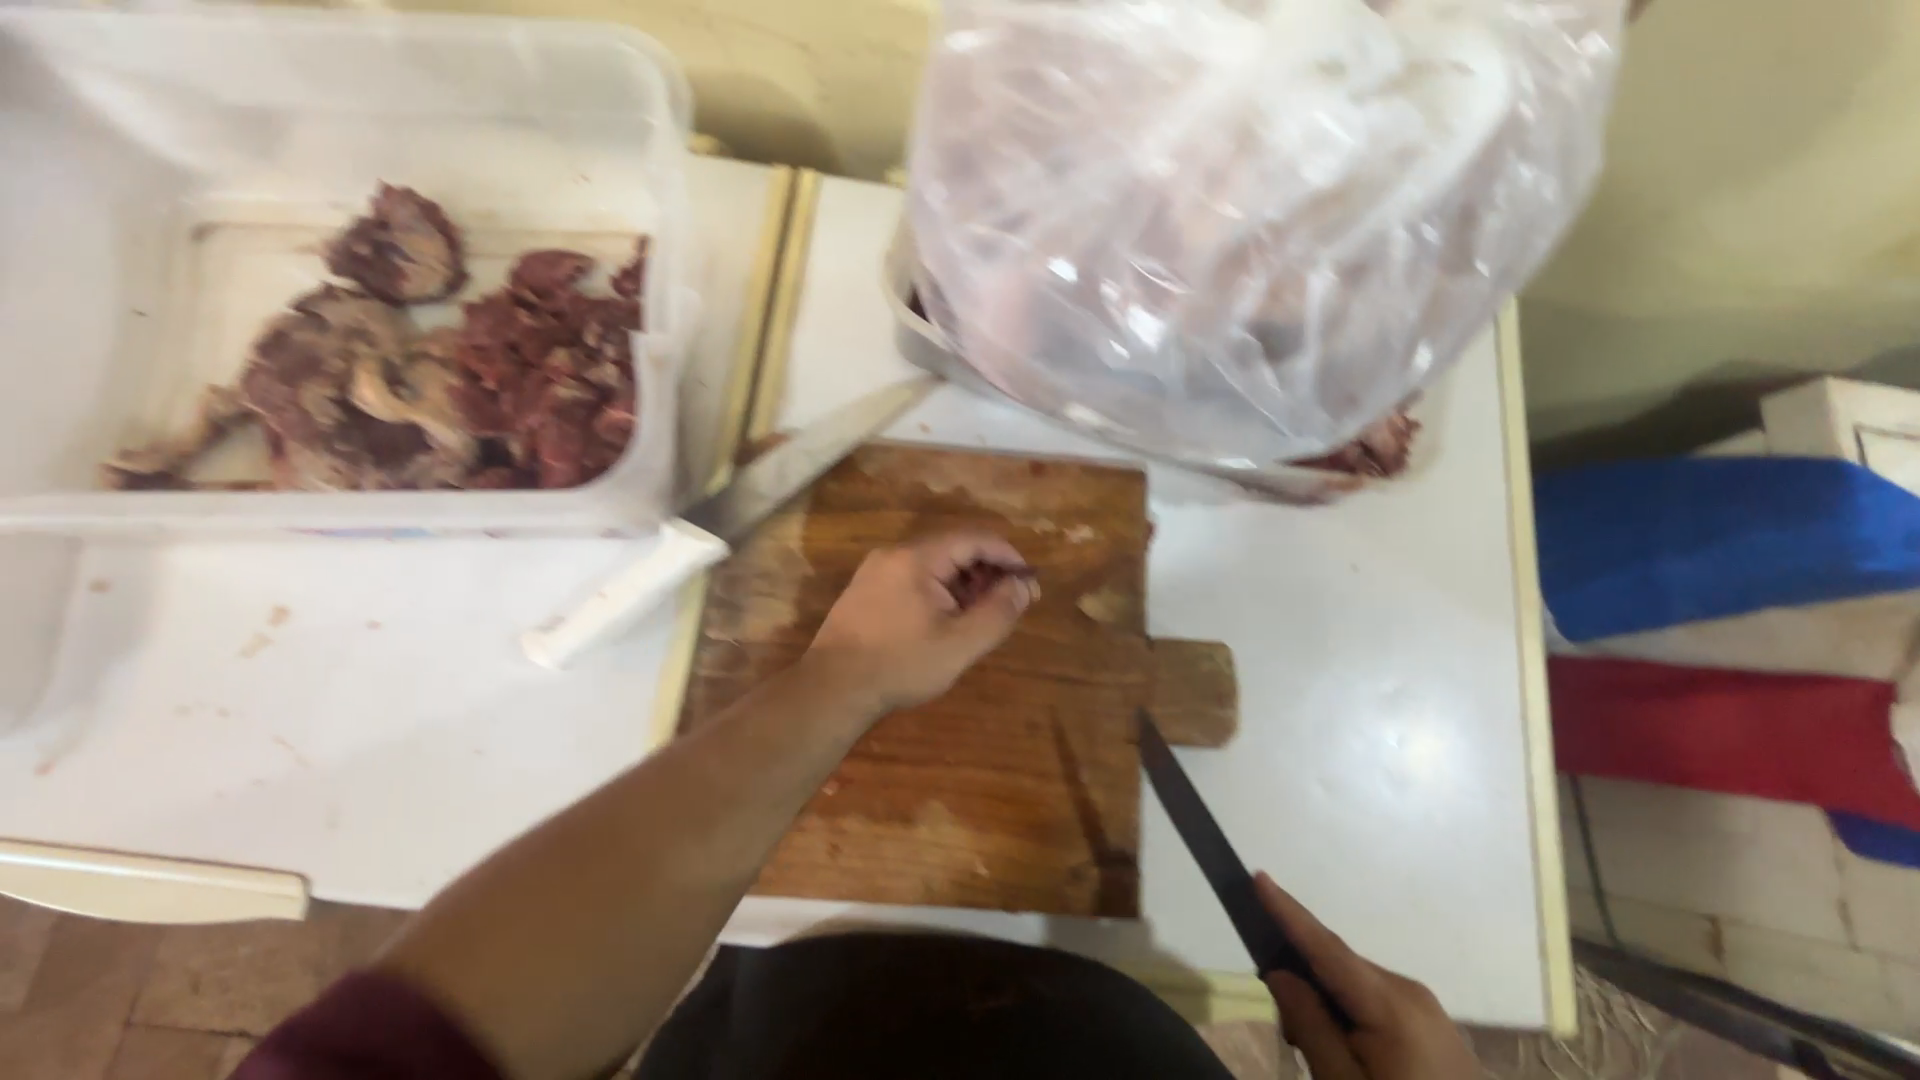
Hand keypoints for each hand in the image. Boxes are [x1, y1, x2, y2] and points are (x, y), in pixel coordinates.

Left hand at [807, 532, 1036, 712]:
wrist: (831, 689)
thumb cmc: (900, 665)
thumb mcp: (960, 643)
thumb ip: (999, 611)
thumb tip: (1024, 586)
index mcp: (916, 557)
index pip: (974, 538)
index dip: (1008, 556)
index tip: (1030, 582)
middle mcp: (893, 554)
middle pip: (953, 548)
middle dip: (987, 571)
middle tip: (1011, 603)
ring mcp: (875, 571)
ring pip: (933, 564)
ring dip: (964, 583)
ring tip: (983, 615)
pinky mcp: (865, 591)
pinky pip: (913, 578)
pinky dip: (940, 591)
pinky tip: (948, 621)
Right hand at [1255, 873, 1478, 1079]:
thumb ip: (1310, 1025)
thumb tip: (1280, 974)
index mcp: (1390, 1005)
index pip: (1326, 947)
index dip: (1288, 913)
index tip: (1258, 876)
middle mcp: (1410, 993)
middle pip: (1338, 964)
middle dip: (1300, 974)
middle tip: (1283, 1029)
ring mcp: (1427, 1010)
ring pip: (1355, 984)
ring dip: (1325, 1000)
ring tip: (1314, 1052)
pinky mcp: (1434, 1029)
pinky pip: (1376, 1003)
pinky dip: (1348, 1013)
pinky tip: (1344, 1053)